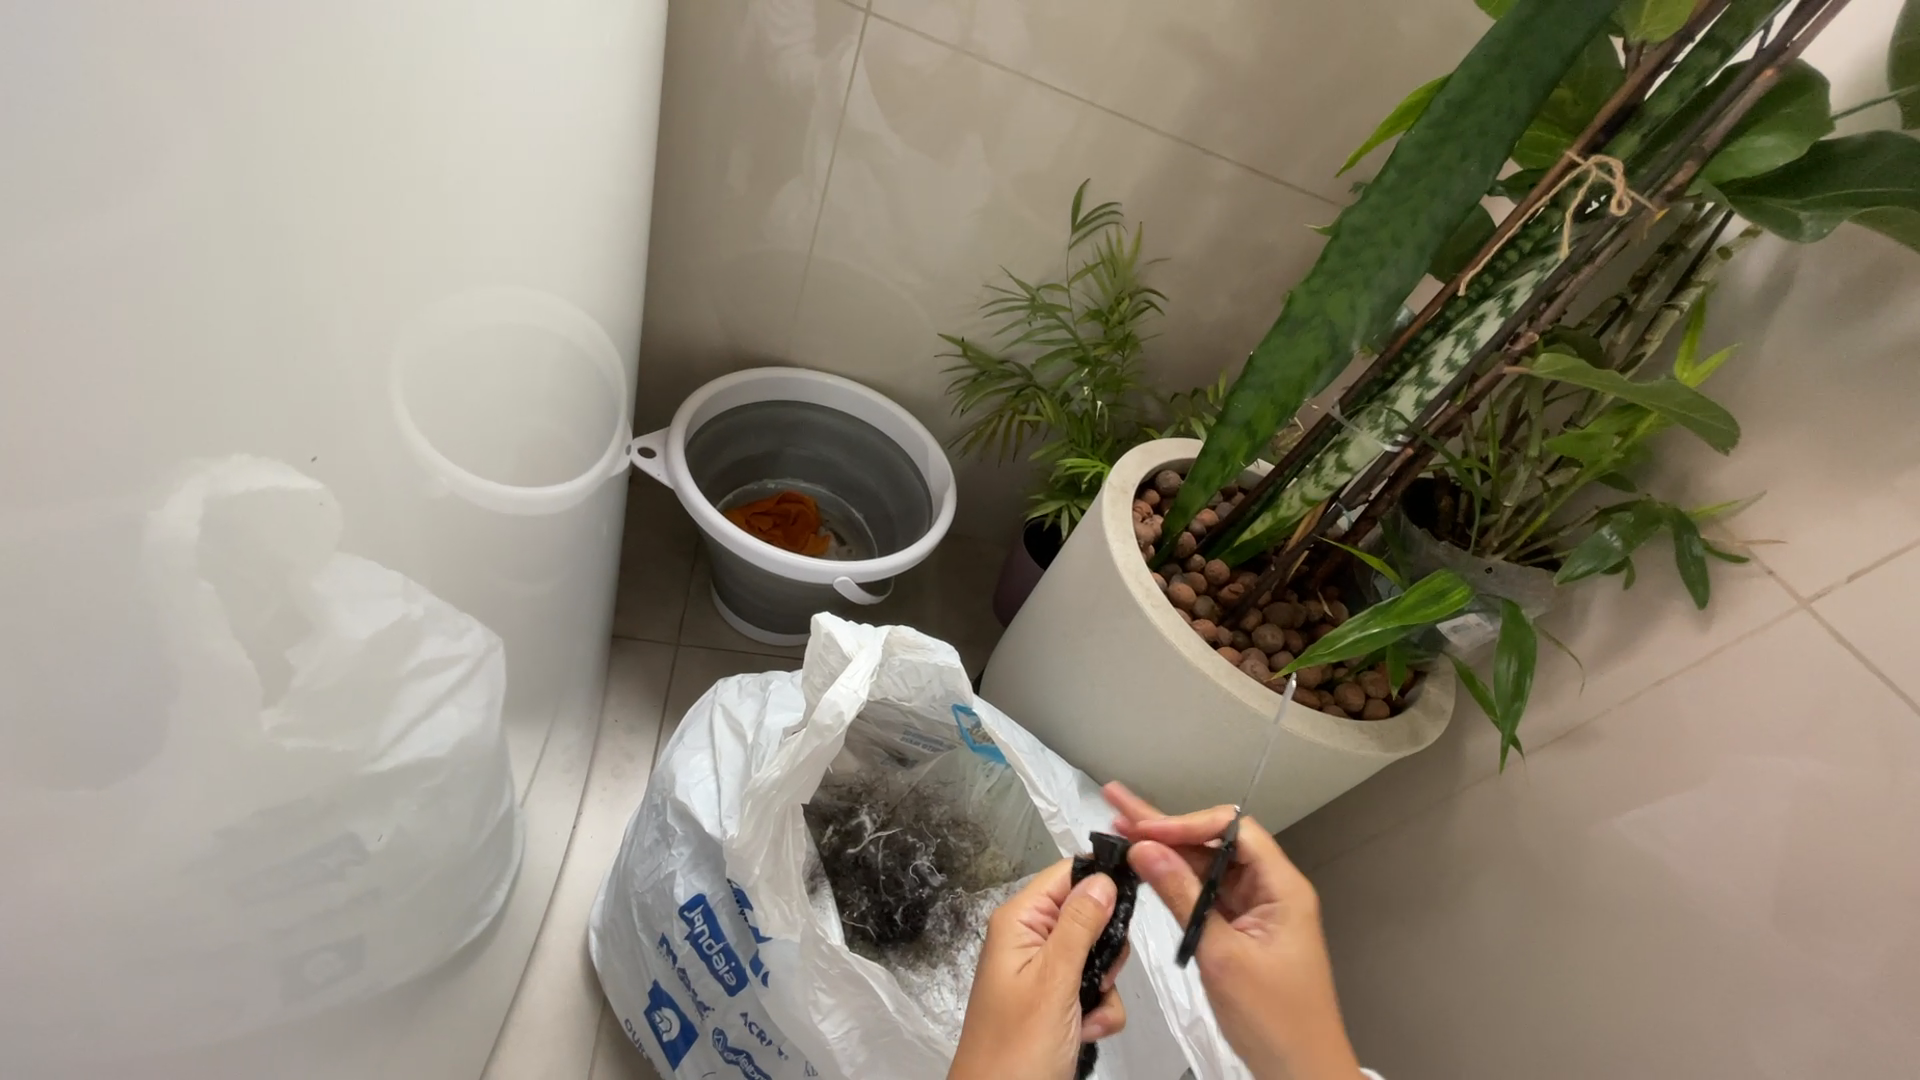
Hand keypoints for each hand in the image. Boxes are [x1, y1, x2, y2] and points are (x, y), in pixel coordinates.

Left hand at [948, 859, 1128, 1079]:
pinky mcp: (1058, 1002)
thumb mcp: (1052, 979)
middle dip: (1104, 949)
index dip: (1098, 877)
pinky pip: (1094, 991)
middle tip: (1099, 976)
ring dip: (1103, 988)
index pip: (1065, 875)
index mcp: (1021, 920)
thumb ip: (1079, 925)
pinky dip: (1098, 1012)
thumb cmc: (1018, 1044)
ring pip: (1096, 956)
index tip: (1135, 892)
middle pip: (1088, 915)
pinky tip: (1086, 1033)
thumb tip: (1102, 876)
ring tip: (1088, 1013)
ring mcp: (1045, 972)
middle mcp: (1032, 938)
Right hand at [1106, 782, 1359, 1079]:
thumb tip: (1144, 849)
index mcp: (1280, 887)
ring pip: (1203, 863)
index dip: (1186, 824)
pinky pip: (1202, 890)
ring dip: (1163, 846)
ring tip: (1119, 823)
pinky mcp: (1238, 926)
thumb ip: (1181, 896)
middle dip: (1164, 825)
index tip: (1145, 831)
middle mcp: (1267, 887)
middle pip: (1212, 842)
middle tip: (1118, 803)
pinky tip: (1143, 862)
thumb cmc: (1275, 1020)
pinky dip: (1171, 876)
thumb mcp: (1222, 954)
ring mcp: (1252, 906)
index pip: (1231, 831)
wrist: (1303, 1077)